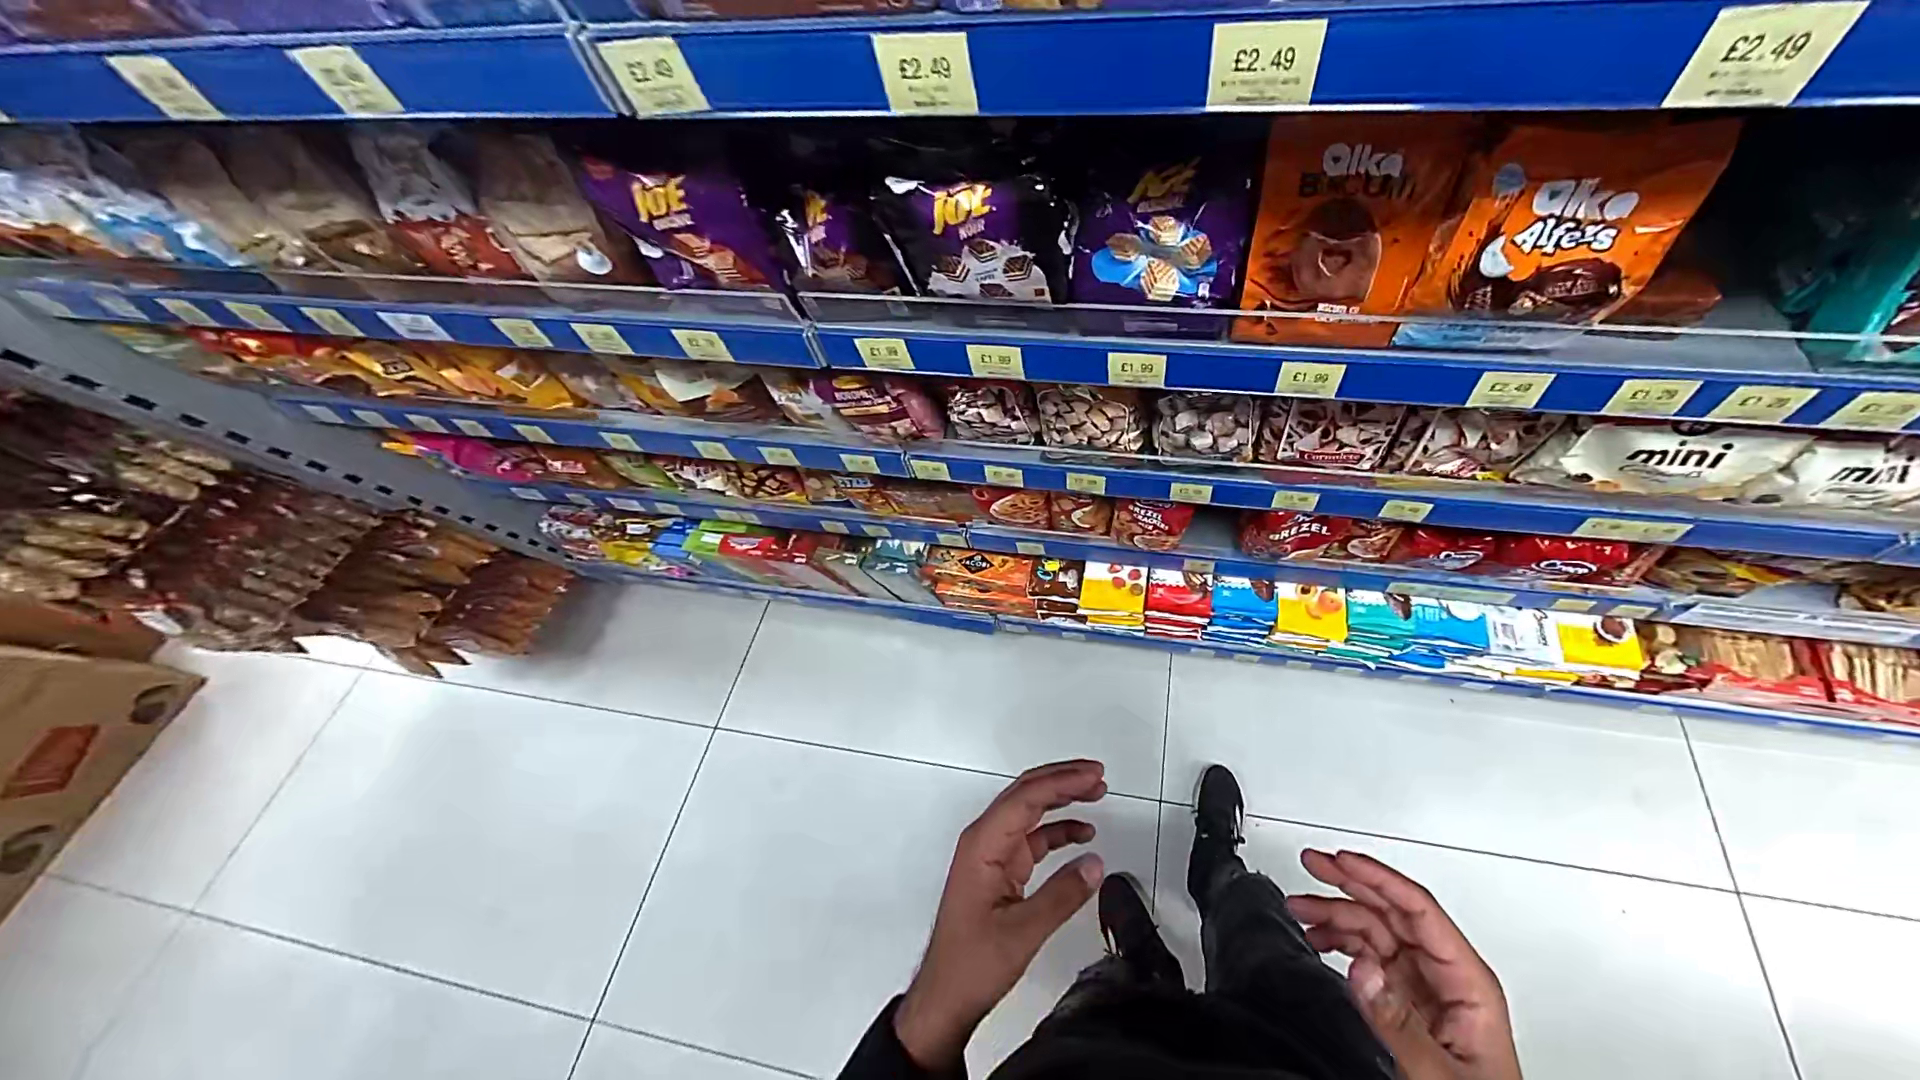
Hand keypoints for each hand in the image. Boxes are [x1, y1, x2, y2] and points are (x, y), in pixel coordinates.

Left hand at [894, 760, 1107, 1071]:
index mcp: (983, 845)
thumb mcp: (1022, 933)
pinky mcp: (1000, 869)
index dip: (1061, 781)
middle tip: (1098, 774)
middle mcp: (985, 840)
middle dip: (1062, 779)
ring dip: (1062, 799)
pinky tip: (1081, 833)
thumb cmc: (971, 964)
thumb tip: (1095, 864)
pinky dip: (1058, 830)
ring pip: (1029, 811)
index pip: (1025, 798)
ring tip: (1096, 793)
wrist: (945, 996)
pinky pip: (1032, 837)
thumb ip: (1061, 896)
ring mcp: (992, 853)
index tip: (1092, 774)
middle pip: (1025, 794)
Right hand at [1285, 850, 1522, 1079]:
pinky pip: (1367, 953)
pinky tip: (1318, 938)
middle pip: (1392, 910)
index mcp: (1468, 984)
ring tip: (1300, 906)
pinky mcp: (1405, 1002)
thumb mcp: (1439, 1074)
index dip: (1378, 877)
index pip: (1419, 909)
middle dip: (1347, 881)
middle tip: (1312, 862)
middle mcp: (1446, 977)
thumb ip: (1398, 1021)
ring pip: (1374, 928)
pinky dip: (1338, 939)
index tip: (1341, 859)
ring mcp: (1424, 988)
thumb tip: (1361, 968)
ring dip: (1334, 913)